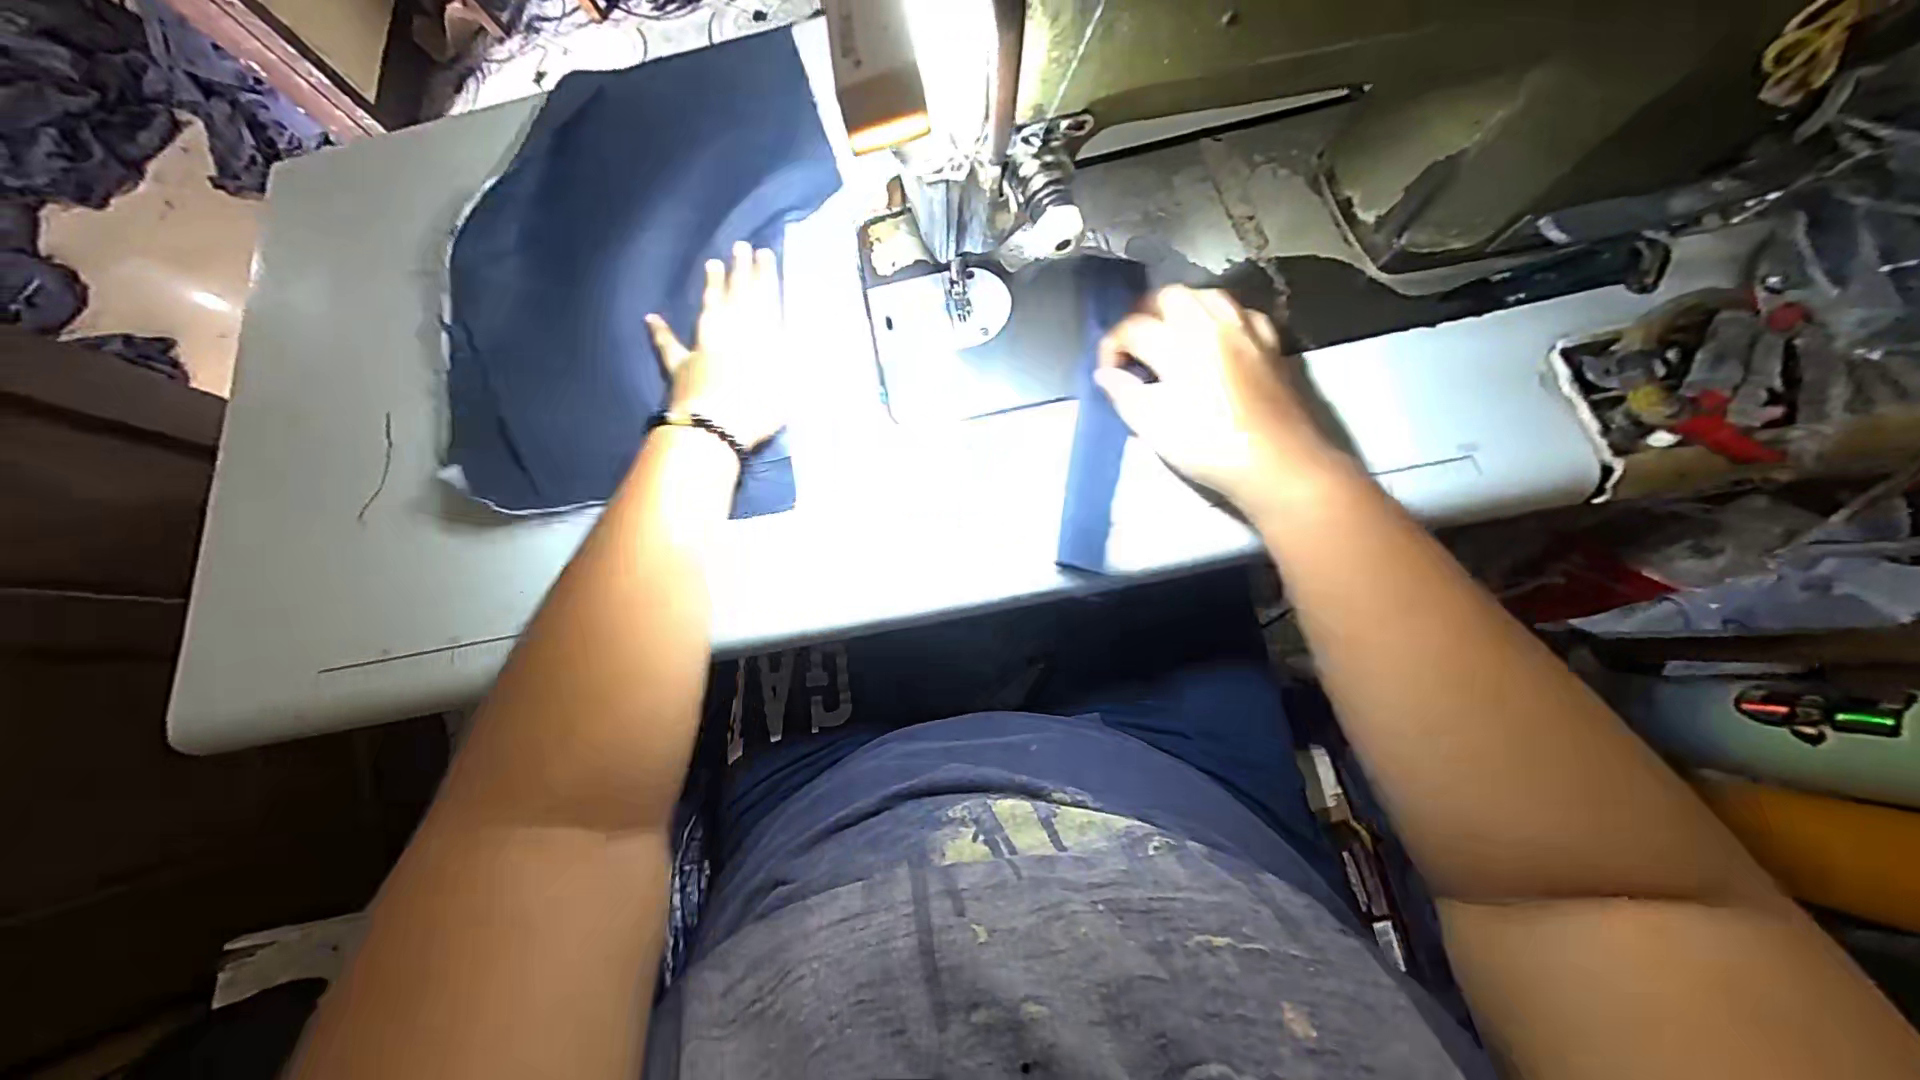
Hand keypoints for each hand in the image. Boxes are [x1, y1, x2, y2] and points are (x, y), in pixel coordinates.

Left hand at [645, 241, 788, 449]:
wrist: (716, 428)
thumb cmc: (760, 410)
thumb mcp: (791, 385)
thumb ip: (796, 360)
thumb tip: (808, 338)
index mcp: (760, 337)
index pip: (764, 299)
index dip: (764, 276)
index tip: (764, 254)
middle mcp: (731, 333)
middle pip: (737, 296)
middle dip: (740, 271)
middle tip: (740, 247)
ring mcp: (703, 346)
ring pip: (708, 309)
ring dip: (711, 286)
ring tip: (712, 264)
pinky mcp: (680, 365)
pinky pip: (669, 346)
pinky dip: (660, 332)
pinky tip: (651, 318)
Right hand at [1094, 286, 1354, 514]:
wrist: (1281, 464)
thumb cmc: (1211, 449)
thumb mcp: (1155, 428)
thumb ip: (1125, 395)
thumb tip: (1106, 374)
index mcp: (1181, 346)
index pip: (1133, 327)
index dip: (1111, 345)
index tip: (1108, 371)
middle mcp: (1213, 327)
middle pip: (1169, 296)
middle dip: (1144, 314)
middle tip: (1134, 346)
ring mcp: (1246, 331)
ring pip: (1207, 295)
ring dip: (1181, 308)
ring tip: (1170, 337)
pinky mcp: (1270, 344)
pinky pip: (1241, 312)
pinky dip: (1219, 318)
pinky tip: (1215, 339)